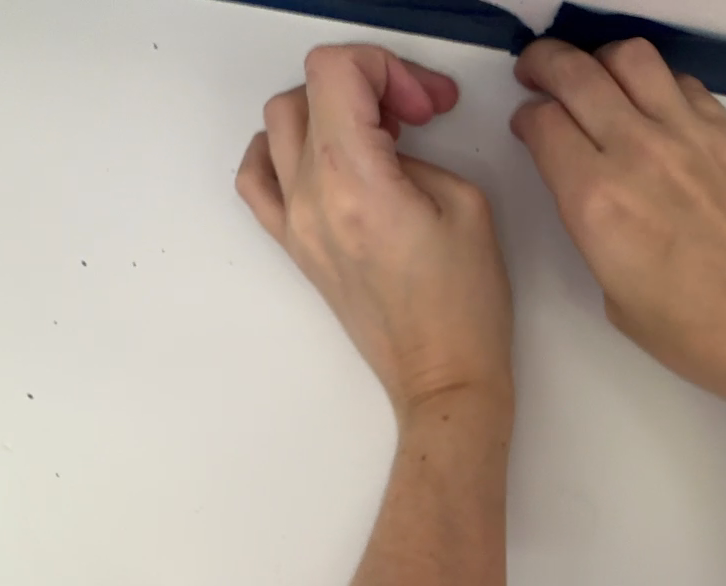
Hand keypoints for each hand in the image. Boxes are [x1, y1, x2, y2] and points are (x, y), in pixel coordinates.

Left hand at [238, 45, 513, 423]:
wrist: (443, 379)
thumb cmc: (465, 310)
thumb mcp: (467, 208)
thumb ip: (418, 159)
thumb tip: (391, 153)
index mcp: (356, 183)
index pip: (335, 72)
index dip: (387, 67)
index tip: (426, 104)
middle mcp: (312, 200)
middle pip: (307, 91)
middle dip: (366, 87)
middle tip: (414, 118)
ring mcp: (296, 226)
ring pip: (278, 124)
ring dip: (326, 112)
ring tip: (372, 140)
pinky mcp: (297, 250)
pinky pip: (257, 179)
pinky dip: (280, 152)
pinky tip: (318, 162)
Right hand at [510, 38, 725, 419]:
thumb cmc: (707, 335)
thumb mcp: (622, 304)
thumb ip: (599, 242)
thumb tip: (601, 210)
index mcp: (597, 204)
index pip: (545, 127)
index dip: (528, 121)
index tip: (528, 126)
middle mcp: (638, 153)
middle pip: (577, 75)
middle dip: (545, 64)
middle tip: (536, 70)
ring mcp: (688, 135)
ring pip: (631, 58)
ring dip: (599, 58)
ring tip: (592, 72)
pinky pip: (681, 81)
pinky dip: (654, 80)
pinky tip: (652, 101)